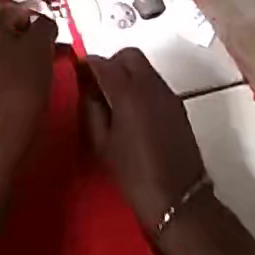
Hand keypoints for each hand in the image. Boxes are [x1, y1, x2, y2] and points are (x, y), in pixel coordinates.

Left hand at [0, 0, 58, 168]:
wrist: (10, 124)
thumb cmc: (22, 78)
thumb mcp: (40, 42)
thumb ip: (44, 22)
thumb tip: (44, 20)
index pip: (3, 0)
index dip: (27, 5)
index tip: (47, 14)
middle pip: (4, 18)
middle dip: (29, 22)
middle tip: (49, 29)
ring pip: (9, 37)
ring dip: (31, 38)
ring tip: (56, 46)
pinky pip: (9, 53)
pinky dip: (27, 53)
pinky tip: (50, 59)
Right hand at [82, 48, 208, 230]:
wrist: (178, 199)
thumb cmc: (133, 174)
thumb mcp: (101, 143)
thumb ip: (91, 108)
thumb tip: (86, 88)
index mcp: (128, 93)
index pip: (102, 63)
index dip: (86, 65)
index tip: (76, 75)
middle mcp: (150, 86)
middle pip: (128, 55)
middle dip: (110, 63)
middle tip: (96, 84)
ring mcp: (168, 95)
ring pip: (144, 67)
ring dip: (127, 73)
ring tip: (113, 98)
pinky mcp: (178, 106)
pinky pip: (155, 82)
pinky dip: (140, 85)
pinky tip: (132, 110)